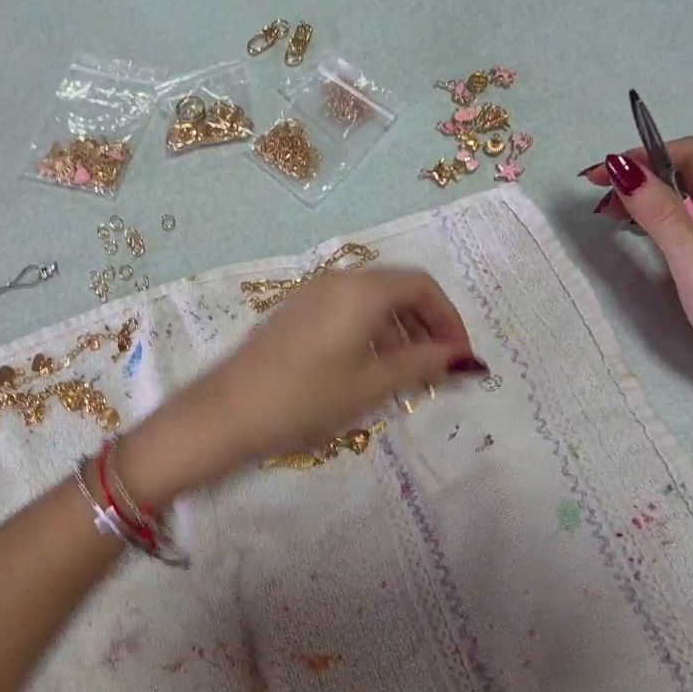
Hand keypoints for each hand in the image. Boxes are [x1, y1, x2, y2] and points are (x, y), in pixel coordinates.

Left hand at [120, 269, 483, 498]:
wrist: (229, 410)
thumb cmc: (306, 397)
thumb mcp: (372, 384)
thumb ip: (422, 364)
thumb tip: (463, 357)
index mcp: (361, 289)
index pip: (421, 285)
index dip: (449, 318)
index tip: (460, 358)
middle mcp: (337, 280)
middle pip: (397, 288)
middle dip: (426, 324)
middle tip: (439, 368)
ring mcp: (312, 294)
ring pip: (371, 300)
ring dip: (399, 329)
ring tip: (409, 375)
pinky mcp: (295, 312)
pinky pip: (346, 310)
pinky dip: (370, 331)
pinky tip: (371, 369)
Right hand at [585, 137, 692, 410]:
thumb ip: (658, 213)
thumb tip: (618, 167)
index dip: (643, 156)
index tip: (600, 177)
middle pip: (689, 170)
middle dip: (640, 177)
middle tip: (597, 199)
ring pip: (687, 194)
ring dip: (646, 197)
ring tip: (608, 214)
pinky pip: (691, 218)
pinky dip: (659, 218)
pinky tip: (636, 230)